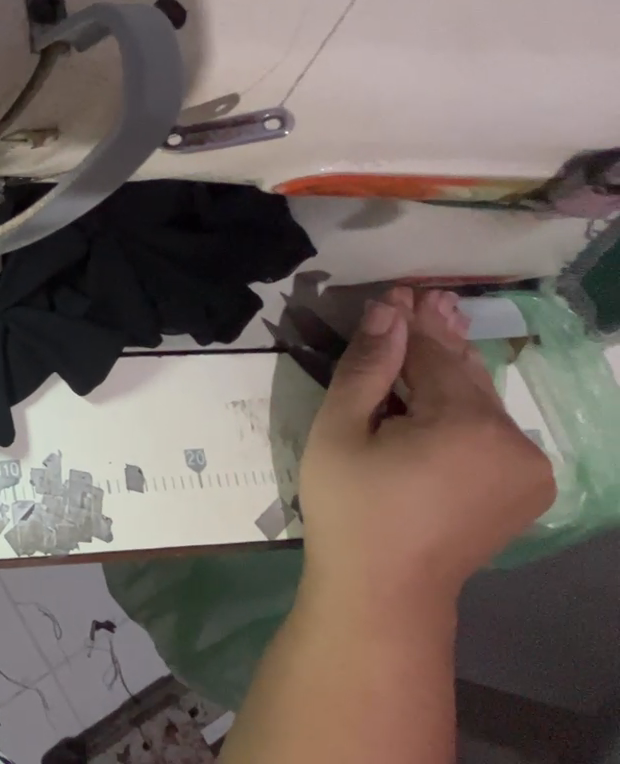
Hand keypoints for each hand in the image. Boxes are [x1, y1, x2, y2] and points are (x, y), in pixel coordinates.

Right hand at [298, 288, 555, 609]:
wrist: (384, 583)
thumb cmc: (347, 501)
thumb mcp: (340, 429)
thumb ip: (368, 368)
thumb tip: (388, 313)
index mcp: (468, 426)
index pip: (438, 357)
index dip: (413, 322)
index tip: (399, 288)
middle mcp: (516, 442)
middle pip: (468, 376)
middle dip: (442, 338)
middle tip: (427, 297)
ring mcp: (530, 469)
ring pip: (483, 404)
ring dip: (454, 370)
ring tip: (438, 328)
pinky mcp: (527, 488)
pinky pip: (493, 432)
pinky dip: (465, 406)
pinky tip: (445, 388)